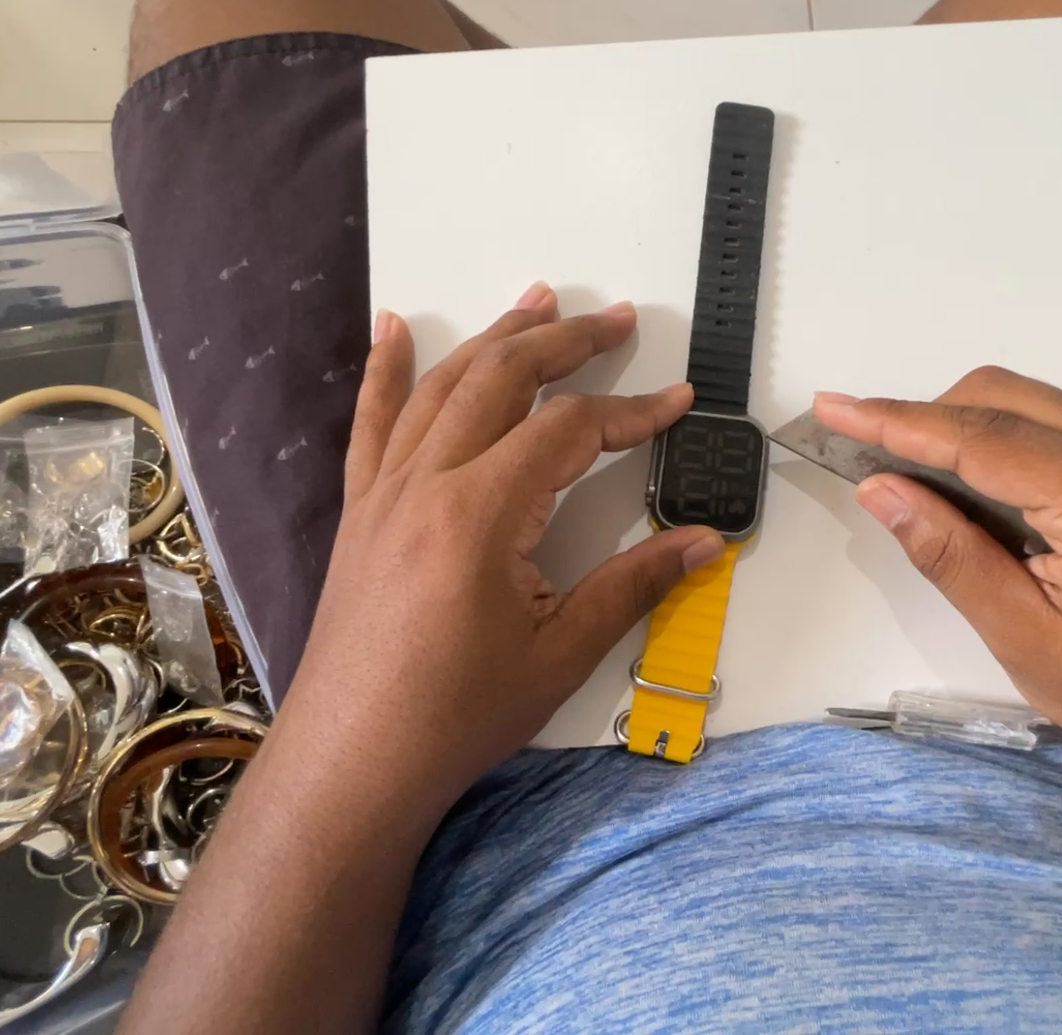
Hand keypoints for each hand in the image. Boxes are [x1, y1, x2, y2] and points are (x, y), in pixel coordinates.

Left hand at [285, 282, 725, 795]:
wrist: (354, 762)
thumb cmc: (460, 715)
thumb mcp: (562, 653)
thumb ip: (635, 585)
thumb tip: (708, 542)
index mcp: (481, 514)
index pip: (569, 432)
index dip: (631, 411)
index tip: (678, 402)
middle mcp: (427, 482)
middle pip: (503, 381)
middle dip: (567, 342)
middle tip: (617, 319)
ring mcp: (385, 491)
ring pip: (443, 387)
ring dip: (495, 338)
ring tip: (539, 300)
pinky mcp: (362, 510)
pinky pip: (371, 423)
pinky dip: (384, 369)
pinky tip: (394, 328)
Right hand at [814, 366, 1061, 765]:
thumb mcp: (1024, 637)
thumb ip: (949, 555)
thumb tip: (878, 489)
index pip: (985, 439)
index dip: (899, 422)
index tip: (833, 409)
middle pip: (1005, 398)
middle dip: (926, 420)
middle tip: (872, 464)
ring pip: (1027, 403)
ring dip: (958, 428)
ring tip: (915, 480)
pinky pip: (1051, 424)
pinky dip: (996, 441)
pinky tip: (971, 487)